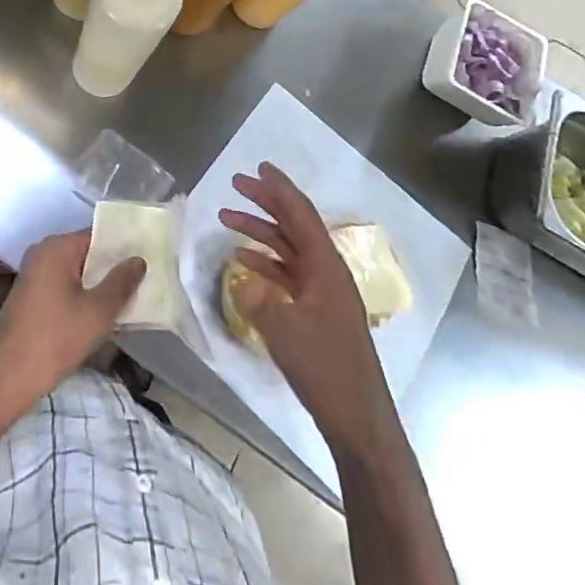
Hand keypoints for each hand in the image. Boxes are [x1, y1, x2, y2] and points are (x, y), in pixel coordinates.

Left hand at [0, 230, 144, 411]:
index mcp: (56, 249)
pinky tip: (106, 318)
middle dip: (114, 269)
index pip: (98, 235)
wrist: (7, 379)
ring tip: (132, 302)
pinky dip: (85, 299)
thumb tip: (138, 259)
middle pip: (88, 254)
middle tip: (145, 282)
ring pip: (78, 274)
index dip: (124, 247)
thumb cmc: (55, 340)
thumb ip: (122, 282)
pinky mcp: (31, 297)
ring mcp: (34, 276)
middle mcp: (42, 254)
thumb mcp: (98, 312)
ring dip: (101, 288)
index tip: (149, 259)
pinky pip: (66, 288)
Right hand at [220, 163, 396, 452]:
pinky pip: (287, 275)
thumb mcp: (284, 332)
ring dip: (260, 232)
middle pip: (294, 226)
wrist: (357, 416)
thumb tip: (242, 279)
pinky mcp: (315, 312)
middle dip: (266, 203)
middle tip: (237, 184)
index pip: (300, 216)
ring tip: (227, 219)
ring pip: (288, 250)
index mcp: (326, 267)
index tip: (260, 168)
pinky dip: (265, 263)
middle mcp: (326, 272)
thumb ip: (259, 299)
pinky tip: (244, 261)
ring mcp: (322, 293)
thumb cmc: (325, 370)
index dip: (280, 189)